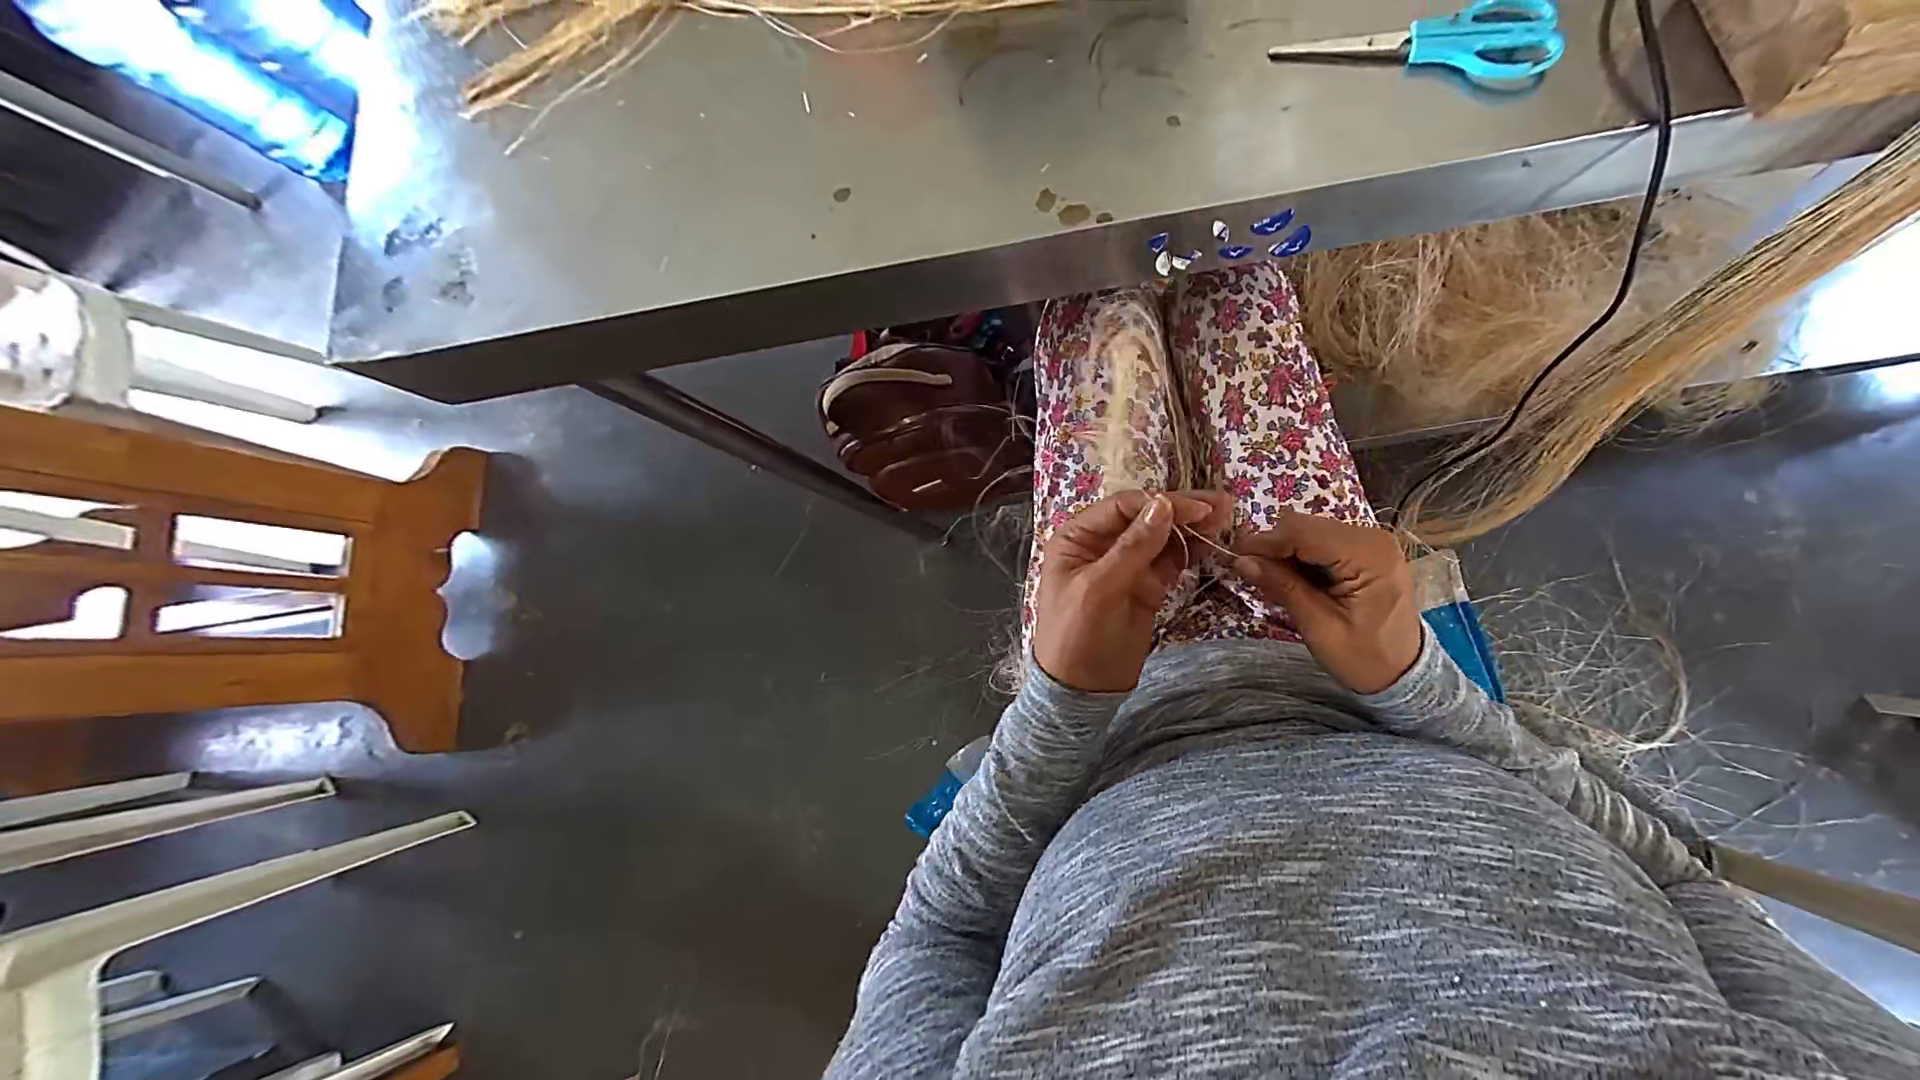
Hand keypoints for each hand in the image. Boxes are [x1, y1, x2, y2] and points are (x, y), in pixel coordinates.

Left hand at [1033, 489, 1231, 692]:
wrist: (1082, 690)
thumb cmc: (1076, 636)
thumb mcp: (1098, 589)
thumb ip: (1132, 548)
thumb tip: (1163, 505)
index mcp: (1077, 537)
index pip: (1122, 507)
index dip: (1160, 503)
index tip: (1198, 508)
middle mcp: (1101, 544)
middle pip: (1145, 516)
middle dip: (1181, 510)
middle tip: (1223, 506)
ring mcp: (1126, 564)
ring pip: (1162, 536)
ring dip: (1191, 528)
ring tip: (1225, 520)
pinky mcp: (1146, 585)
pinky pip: (1171, 560)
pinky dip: (1191, 550)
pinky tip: (1212, 543)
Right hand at [1232, 512, 1422, 693]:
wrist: (1404, 674)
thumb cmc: (1365, 657)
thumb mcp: (1319, 627)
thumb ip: (1283, 587)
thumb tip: (1242, 560)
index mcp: (1370, 555)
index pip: (1303, 532)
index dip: (1264, 542)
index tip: (1234, 557)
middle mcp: (1373, 537)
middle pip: (1304, 525)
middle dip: (1273, 546)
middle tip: (1251, 572)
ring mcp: (1370, 541)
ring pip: (1307, 529)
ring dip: (1284, 550)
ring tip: (1272, 579)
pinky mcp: (1364, 549)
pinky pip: (1319, 539)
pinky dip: (1298, 554)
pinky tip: (1293, 577)